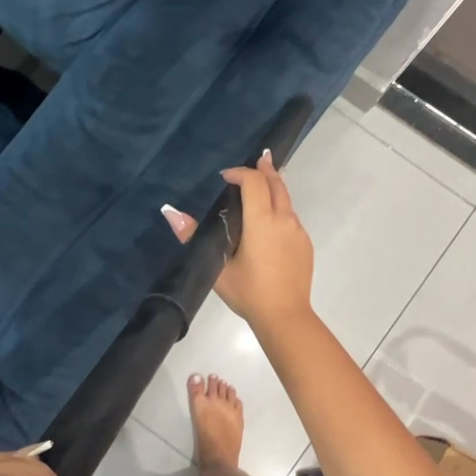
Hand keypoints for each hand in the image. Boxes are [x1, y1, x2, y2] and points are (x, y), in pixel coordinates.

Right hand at [162, 149, 314, 326]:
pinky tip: (271, 223)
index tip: (226, 176)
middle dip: (265, 170)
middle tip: (258, 159)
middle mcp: (284, 220)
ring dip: (274, 189)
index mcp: (262, 221)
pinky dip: (280, 210)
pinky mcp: (305, 245)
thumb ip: (193, 236)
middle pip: (277, 184)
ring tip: (263, 186)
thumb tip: (170, 212)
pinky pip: (292, 219)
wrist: (285, 316)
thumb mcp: (217, 266)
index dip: (240, 173)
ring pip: (287, 201)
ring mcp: (298, 232)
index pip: (254, 182)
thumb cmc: (249, 292)